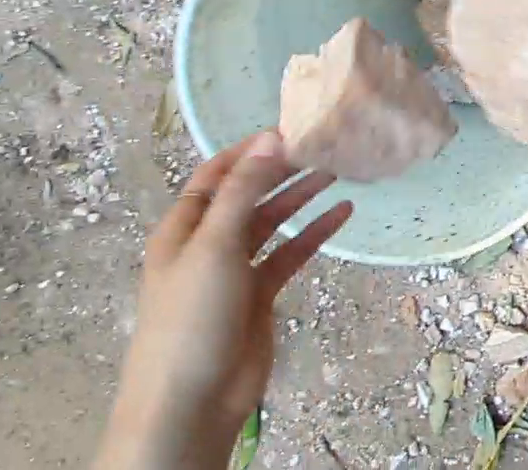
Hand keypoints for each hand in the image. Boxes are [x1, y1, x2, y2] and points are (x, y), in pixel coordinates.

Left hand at [94, 131, 352, 469]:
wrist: (192, 400)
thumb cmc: (192, 316)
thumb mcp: (216, 245)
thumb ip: (244, 191)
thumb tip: (271, 139)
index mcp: (183, 229)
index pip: (214, 176)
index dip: (247, 150)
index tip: (290, 128)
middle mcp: (207, 243)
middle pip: (248, 194)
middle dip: (281, 169)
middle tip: (323, 144)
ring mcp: (235, 269)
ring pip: (273, 220)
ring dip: (301, 196)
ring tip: (338, 170)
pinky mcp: (261, 292)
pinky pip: (292, 251)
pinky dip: (316, 231)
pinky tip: (344, 213)